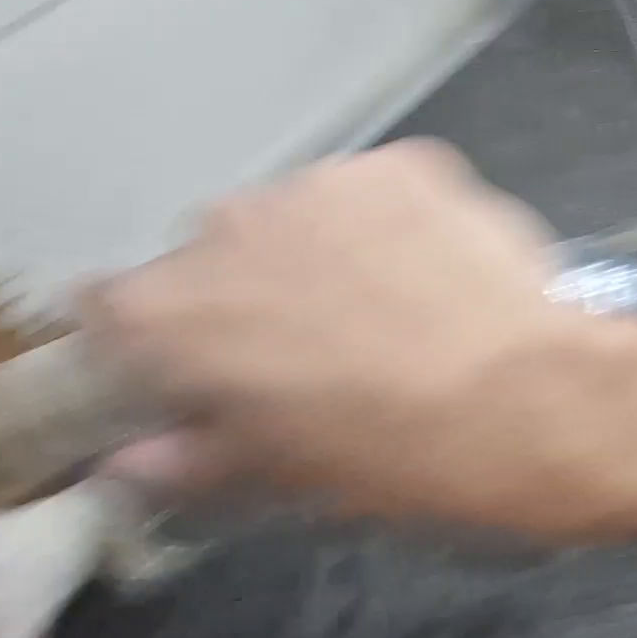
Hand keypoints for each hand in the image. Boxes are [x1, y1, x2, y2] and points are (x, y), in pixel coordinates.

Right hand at [88, 141, 611, 532]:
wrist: (522, 396)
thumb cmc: (394, 453)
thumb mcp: (285, 473)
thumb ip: (194, 457)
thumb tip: (132, 458)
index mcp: (171, 312)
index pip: (114, 306)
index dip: (158, 335)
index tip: (203, 356)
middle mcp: (228, 226)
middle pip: (219, 250)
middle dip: (255, 286)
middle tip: (322, 334)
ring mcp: (323, 182)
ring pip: (303, 212)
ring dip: (328, 246)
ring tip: (394, 298)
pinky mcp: (405, 163)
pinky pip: (380, 190)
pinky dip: (397, 221)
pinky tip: (437, 265)